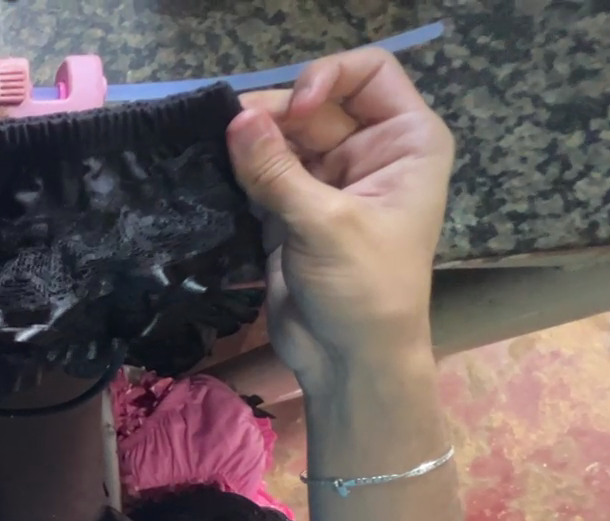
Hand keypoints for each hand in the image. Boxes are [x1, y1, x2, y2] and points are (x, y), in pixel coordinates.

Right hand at [226, 48, 453, 396]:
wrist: (347, 355)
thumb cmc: (362, 286)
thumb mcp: (323, 223)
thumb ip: (276, 172)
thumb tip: (235, 121)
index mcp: (402, 141)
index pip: (367, 76)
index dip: (325, 80)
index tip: (290, 111)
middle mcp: (363, 156)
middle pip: (312, 112)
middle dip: (270, 118)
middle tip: (223, 134)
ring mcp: (321, 188)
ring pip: (279, 148)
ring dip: (246, 150)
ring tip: (207, 155)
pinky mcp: (286, 219)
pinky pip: (258, 184)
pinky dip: (235, 181)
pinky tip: (209, 181)